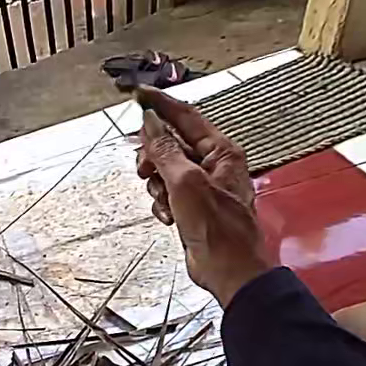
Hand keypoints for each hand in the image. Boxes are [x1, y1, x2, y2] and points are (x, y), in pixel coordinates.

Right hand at [133, 88, 270, 304]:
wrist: (229, 270)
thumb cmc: (220, 230)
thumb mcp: (185, 183)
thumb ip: (165, 149)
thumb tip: (149, 122)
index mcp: (220, 151)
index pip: (185, 116)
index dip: (159, 105)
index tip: (136, 94)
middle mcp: (212, 165)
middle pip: (169, 144)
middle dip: (152, 158)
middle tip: (144, 170)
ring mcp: (201, 186)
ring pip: (163, 170)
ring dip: (156, 186)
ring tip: (165, 202)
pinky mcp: (191, 206)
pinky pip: (165, 193)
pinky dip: (161, 203)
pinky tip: (168, 216)